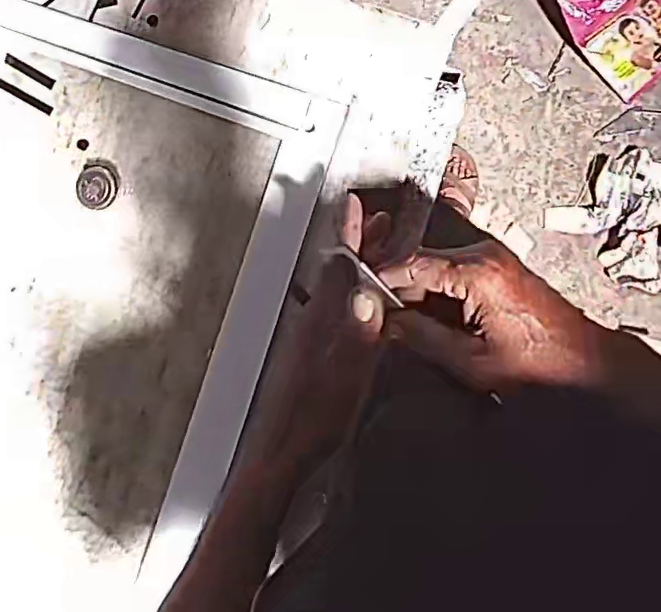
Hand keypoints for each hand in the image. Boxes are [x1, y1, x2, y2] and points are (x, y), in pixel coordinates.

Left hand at [253, 194, 391, 471]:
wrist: (281, 455)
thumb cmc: (312, 422)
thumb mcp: (345, 381)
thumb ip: (358, 338)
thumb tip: (369, 297)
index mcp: (321, 322)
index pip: (339, 266)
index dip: (350, 234)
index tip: (357, 206)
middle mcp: (313, 320)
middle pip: (338, 269)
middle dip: (359, 243)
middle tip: (379, 223)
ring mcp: (311, 334)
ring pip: (337, 285)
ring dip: (357, 263)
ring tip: (376, 250)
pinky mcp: (312, 349)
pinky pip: (335, 304)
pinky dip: (352, 289)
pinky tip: (363, 298)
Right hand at [378, 235, 616, 394]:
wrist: (586, 362)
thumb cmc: (538, 366)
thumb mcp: (471, 362)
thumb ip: (423, 338)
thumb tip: (388, 323)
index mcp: (477, 271)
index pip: (413, 265)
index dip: (384, 280)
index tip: (364, 296)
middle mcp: (485, 253)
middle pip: (424, 262)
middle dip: (401, 289)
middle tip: (381, 317)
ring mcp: (494, 256)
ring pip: (439, 266)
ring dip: (420, 291)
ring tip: (406, 323)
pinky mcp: (499, 265)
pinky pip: (457, 270)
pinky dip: (440, 290)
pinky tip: (434, 318)